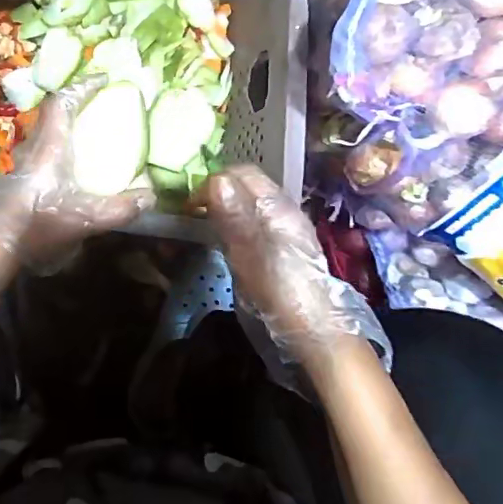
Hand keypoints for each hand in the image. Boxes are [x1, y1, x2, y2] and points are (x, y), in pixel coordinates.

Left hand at [0, 76, 153, 269]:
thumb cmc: (38, 226)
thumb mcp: (86, 220)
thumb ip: (120, 208)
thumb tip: (151, 196)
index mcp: (48, 147)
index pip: (61, 103)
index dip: (81, 87)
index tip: (102, 80)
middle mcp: (32, 148)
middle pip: (51, 114)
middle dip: (75, 104)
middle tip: (99, 106)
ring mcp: (20, 163)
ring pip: (43, 133)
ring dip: (64, 128)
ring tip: (87, 135)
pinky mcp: (14, 179)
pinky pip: (39, 151)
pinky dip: (56, 147)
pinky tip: (68, 167)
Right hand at [204, 165, 386, 366]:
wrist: (313, 330)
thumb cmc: (280, 289)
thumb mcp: (250, 251)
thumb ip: (234, 216)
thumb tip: (215, 180)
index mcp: (278, 206)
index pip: (242, 173)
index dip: (212, 182)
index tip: (189, 205)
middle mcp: (283, 210)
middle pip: (246, 185)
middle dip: (217, 190)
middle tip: (193, 211)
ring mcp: (283, 229)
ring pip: (248, 203)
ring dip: (224, 206)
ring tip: (203, 223)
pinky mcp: (281, 247)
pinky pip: (252, 221)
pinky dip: (233, 222)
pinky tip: (224, 239)